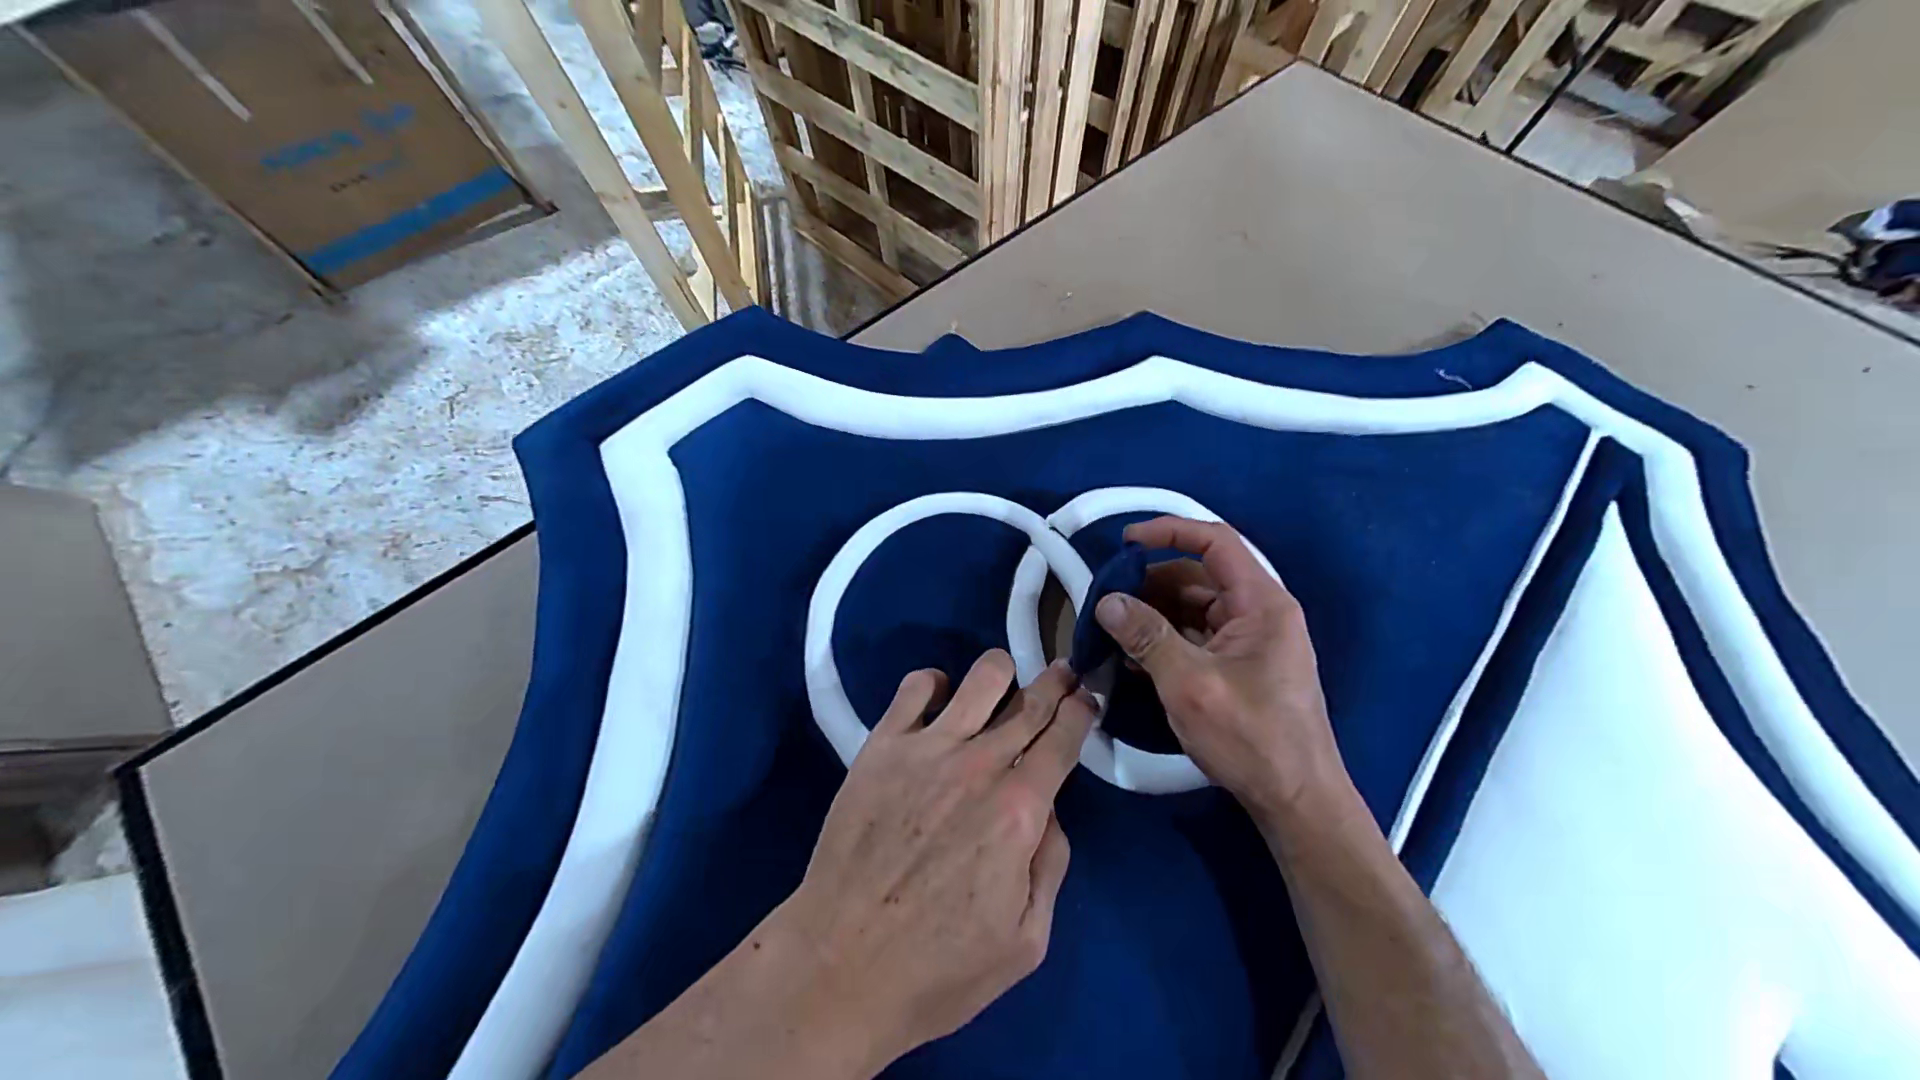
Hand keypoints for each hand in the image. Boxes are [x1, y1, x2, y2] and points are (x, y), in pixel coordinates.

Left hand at [773, 652, 1096, 1075]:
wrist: (840, 967)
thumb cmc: (938, 969)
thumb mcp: (1026, 940)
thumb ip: (1050, 863)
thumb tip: (1048, 812)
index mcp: (1020, 810)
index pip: (1063, 738)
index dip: (1082, 710)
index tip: (1089, 696)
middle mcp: (979, 765)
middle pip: (1031, 700)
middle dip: (1056, 681)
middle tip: (1064, 671)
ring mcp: (926, 748)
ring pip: (981, 677)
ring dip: (1001, 672)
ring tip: (1004, 682)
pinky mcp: (881, 746)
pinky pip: (916, 687)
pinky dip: (936, 683)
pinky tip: (940, 700)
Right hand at [1094, 516, 1351, 824]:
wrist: (1296, 801)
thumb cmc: (1251, 738)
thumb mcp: (1190, 683)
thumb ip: (1147, 636)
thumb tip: (1107, 602)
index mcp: (1261, 604)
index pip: (1215, 542)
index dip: (1169, 532)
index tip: (1125, 542)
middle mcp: (1258, 613)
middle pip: (1198, 577)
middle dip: (1150, 583)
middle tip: (1106, 600)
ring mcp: (1248, 641)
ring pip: (1192, 609)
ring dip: (1152, 615)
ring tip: (1111, 631)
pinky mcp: (1238, 667)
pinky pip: (1195, 637)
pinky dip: (1163, 641)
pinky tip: (1131, 658)